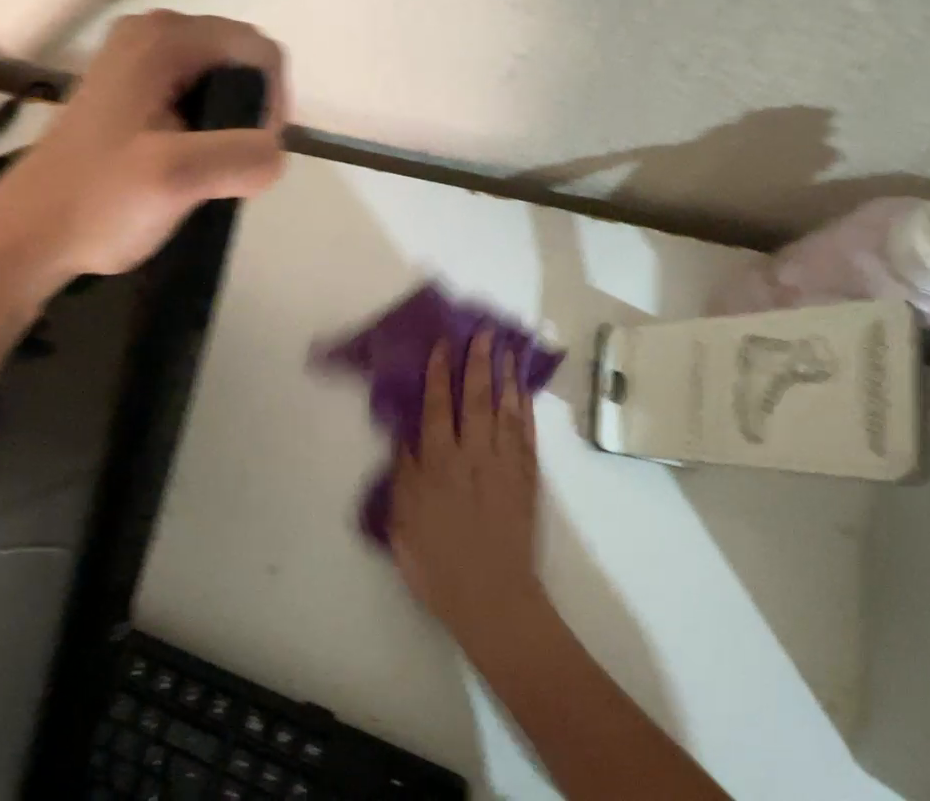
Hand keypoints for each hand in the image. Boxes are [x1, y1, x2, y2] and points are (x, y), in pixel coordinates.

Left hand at [0, 10, 286, 278]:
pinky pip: (191, 100)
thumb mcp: (178, 178)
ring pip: (218, 86)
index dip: (272, 107)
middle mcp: (149, 34)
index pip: (260, 53)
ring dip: (228, 131)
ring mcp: (134, 62)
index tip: (252, 161)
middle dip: (249, 119)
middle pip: (240, 65)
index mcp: (163, 38)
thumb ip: (242, 156)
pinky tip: (184, 170)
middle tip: (228, 174)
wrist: (29, 235)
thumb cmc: (99, 201)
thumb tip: (274, 153)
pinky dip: (203, 133)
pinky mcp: (127, 93)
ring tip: (206, 177)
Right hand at [391, 329, 547, 646]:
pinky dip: (524, 410)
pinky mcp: (526, 480)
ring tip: (506, 349)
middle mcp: (472, 455)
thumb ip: (404, 473)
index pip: (436, 407)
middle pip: (475, 399)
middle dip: (478, 362)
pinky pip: (526, 436)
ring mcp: (504, 465)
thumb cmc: (436, 563)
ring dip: (505, 377)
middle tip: (483, 332)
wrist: (490, 597)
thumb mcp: (403, 520)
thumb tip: (403, 433)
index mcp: (437, 463)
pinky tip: (522, 392)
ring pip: (505, 410)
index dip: (438, 374)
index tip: (441, 344)